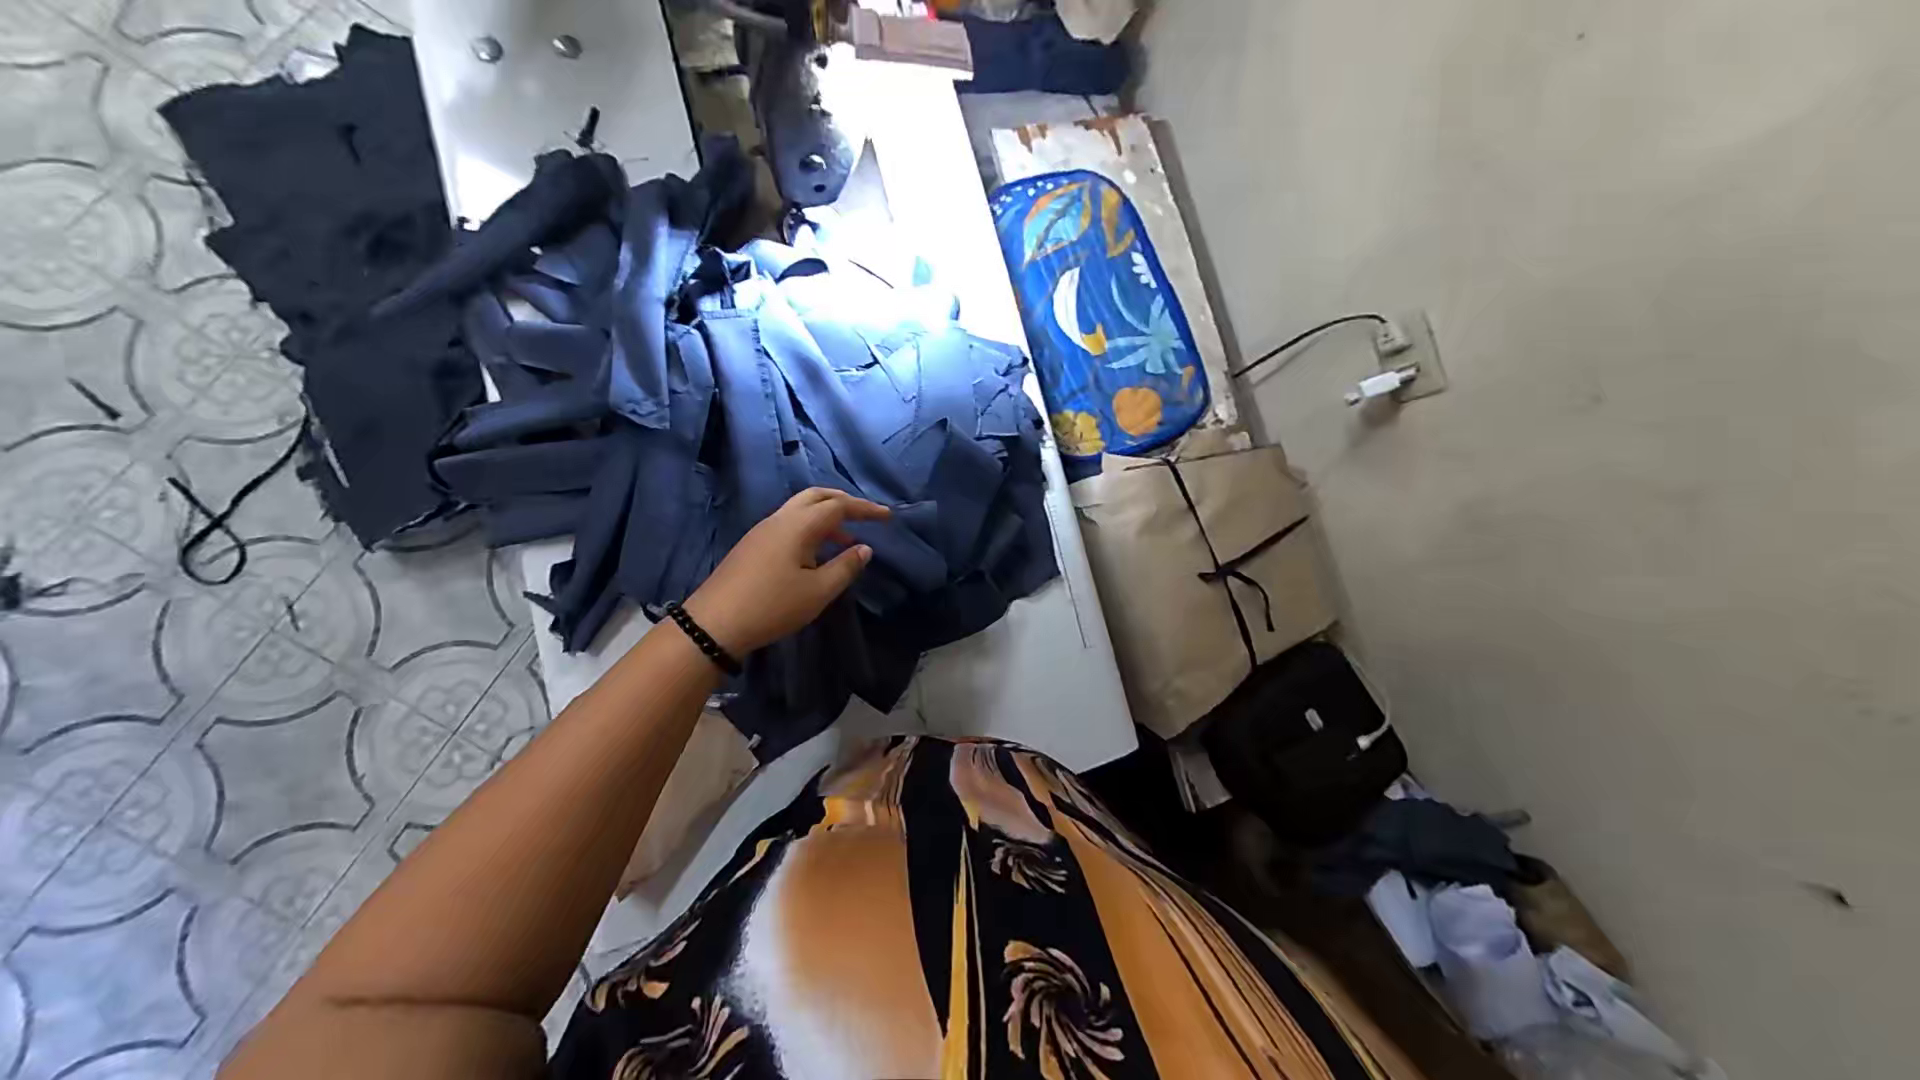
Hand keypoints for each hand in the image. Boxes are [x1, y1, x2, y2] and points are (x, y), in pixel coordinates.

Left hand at [682, 487, 890, 656]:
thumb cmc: (772, 606)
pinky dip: (810, 528)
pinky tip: (817, 553)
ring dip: (826, 516)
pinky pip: (789, 523)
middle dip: (844, 501)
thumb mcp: (818, 591)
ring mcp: (762, 530)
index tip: (887, 517)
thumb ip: (845, 567)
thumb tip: (864, 548)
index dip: (865, 508)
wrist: (714, 623)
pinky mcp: (753, 545)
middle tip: (866, 516)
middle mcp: (779, 519)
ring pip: (800, 509)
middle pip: (816, 496)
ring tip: (847, 539)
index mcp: (798, 525)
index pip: (838, 506)